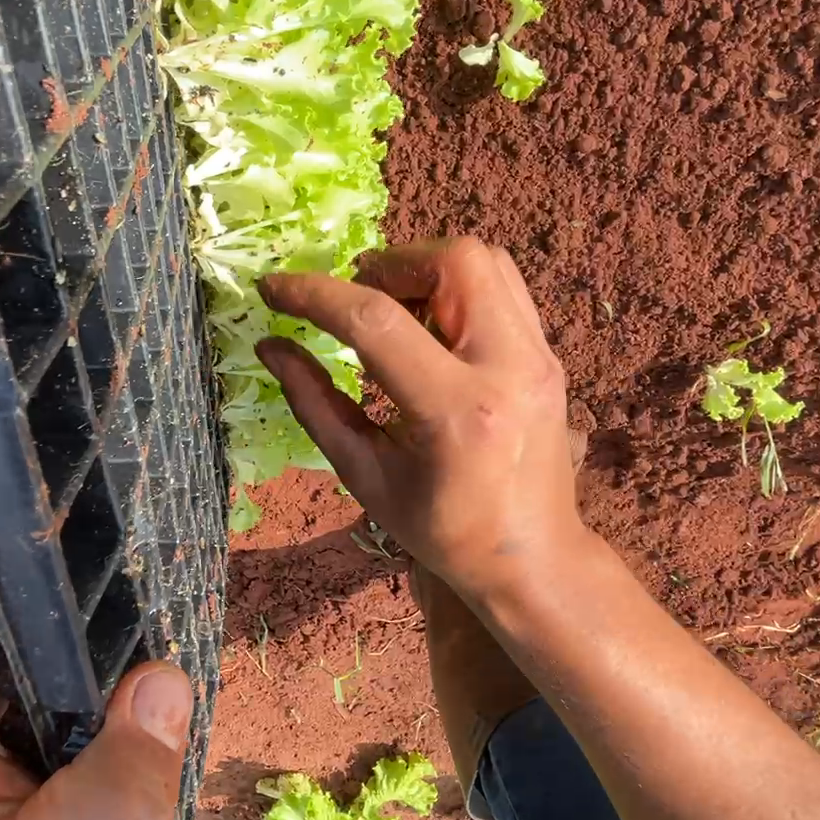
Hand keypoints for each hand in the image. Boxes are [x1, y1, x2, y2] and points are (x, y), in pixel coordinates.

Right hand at [256, 238, 584, 599]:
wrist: (530, 558)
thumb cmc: (441, 529)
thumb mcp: (365, 475)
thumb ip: (315, 404)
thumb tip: (271, 347)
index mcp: (454, 411)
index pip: (376, 321)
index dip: (315, 295)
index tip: (273, 289)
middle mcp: (509, 368)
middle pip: (454, 260)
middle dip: (387, 265)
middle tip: (352, 301)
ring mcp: (540, 357)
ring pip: (484, 262)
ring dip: (423, 270)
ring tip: (389, 311)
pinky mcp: (548, 355)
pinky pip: (501, 288)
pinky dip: (454, 288)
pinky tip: (427, 328)